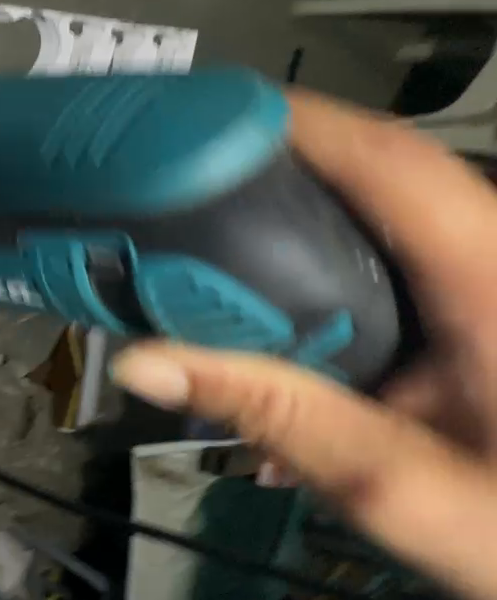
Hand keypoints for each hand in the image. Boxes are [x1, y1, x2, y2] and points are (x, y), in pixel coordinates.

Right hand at [110, 90, 496, 599]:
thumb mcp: (405, 488)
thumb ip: (275, 415)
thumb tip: (138, 365)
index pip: (391, 163)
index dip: (292, 122)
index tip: (189, 112)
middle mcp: (496, 270)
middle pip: (368, 188)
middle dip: (255, 180)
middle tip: (153, 192)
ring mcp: (489, 295)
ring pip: (371, 234)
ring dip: (274, 240)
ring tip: (182, 260)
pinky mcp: (480, 326)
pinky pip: (386, 279)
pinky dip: (309, 288)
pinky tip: (258, 336)